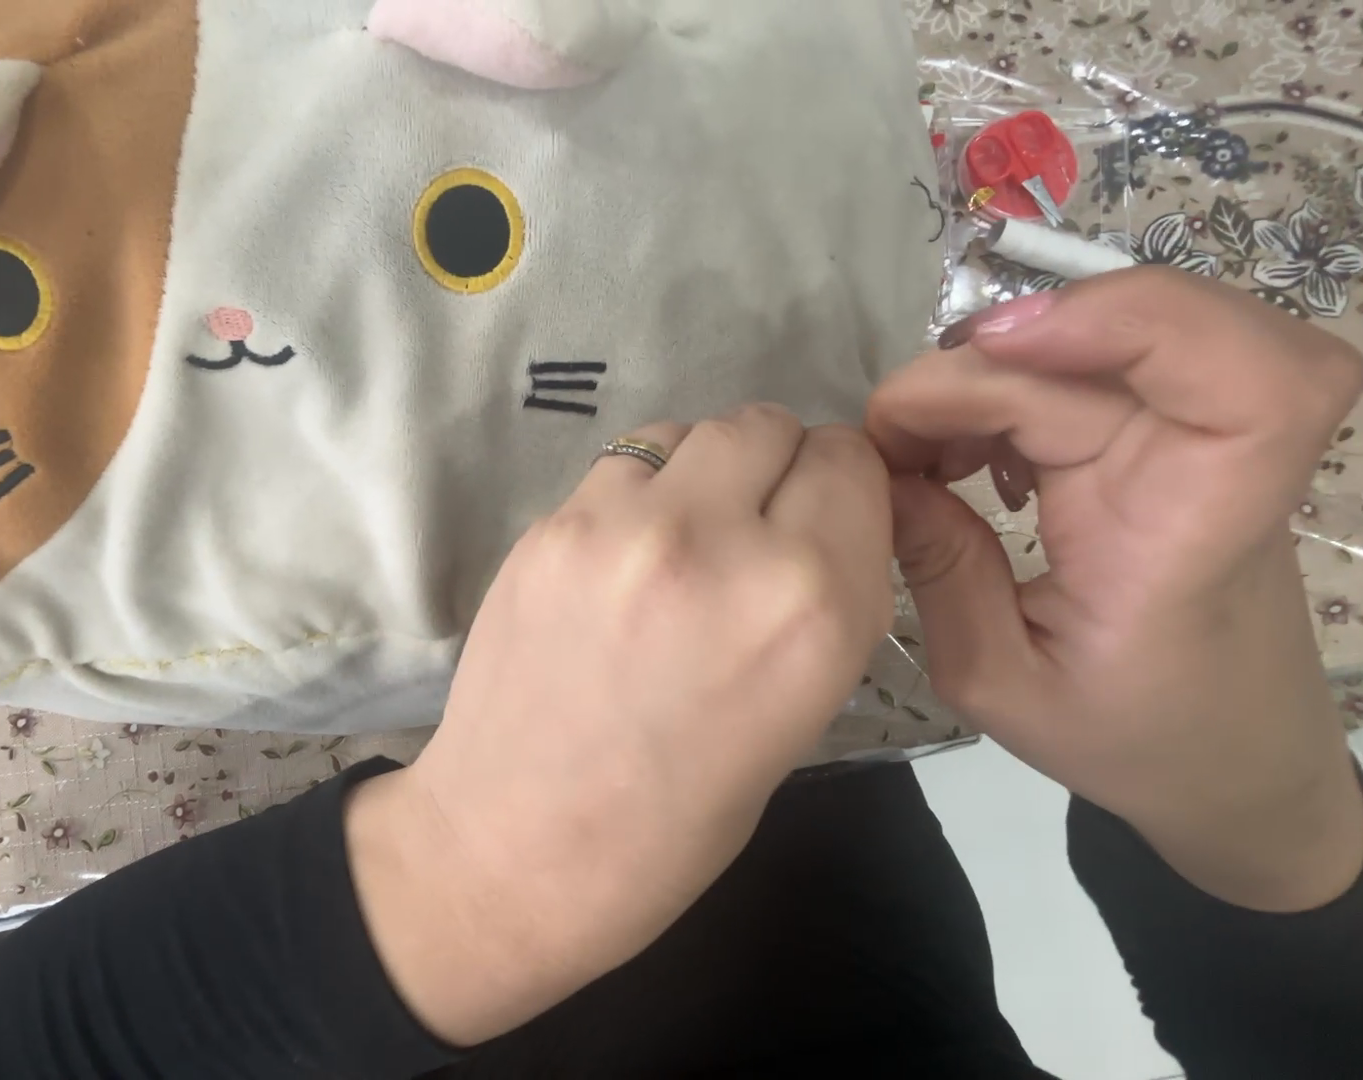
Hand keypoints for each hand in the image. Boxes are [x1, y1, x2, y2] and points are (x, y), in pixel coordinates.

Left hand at [348, 406, 894, 1045]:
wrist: (513, 845)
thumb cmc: (671, 822)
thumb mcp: (795, 715)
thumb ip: (818, 601)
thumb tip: (816, 523)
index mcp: (808, 608)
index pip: (849, 465)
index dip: (838, 487)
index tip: (820, 515)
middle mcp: (716, 544)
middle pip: (767, 426)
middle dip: (773, 466)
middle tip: (748, 523)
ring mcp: (616, 528)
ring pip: (687, 432)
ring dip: (699, 470)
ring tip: (679, 535)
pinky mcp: (545, 528)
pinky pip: (616, 465)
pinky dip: (634, 491)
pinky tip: (617, 553)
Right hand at [867, 268, 1362, 913]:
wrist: (1220, 759)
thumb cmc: (1123, 738)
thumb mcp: (994, 680)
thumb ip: (939, 573)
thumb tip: (879, 475)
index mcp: (1186, 540)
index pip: (1249, 385)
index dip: (1136, 321)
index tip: (996, 344)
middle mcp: (1198, 475)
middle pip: (1113, 357)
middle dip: (971, 376)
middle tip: (882, 441)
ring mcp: (1178, 456)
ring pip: (1090, 356)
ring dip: (975, 383)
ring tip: (905, 446)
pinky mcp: (1148, 455)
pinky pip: (1074, 386)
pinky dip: (994, 398)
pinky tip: (950, 450)